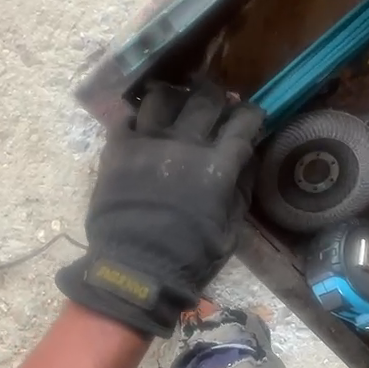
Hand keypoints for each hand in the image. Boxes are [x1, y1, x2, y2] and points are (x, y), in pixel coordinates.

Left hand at [58, 82, 261, 337]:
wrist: (135, 271)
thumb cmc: (190, 257)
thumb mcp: (230, 230)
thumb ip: (240, 190)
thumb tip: (246, 159)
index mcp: (218, 167)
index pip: (243, 123)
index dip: (250, 115)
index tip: (249, 117)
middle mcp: (185, 144)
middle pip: (205, 99)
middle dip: (215, 98)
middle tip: (215, 104)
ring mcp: (148, 142)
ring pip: (163, 96)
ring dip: (174, 97)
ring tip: (175, 104)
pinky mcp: (118, 149)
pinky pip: (127, 117)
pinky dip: (137, 117)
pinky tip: (142, 124)